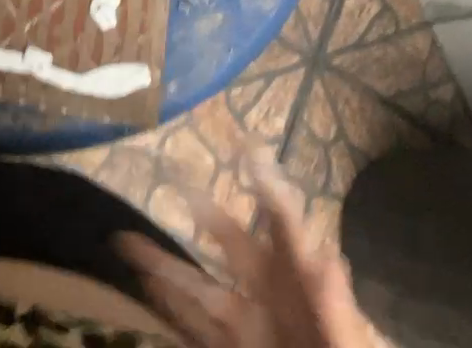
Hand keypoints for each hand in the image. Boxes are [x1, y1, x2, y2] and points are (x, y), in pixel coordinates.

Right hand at [117, 150, 377, 347]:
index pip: (282, 223)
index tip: (246, 144)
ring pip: (200, 286)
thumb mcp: (345, 339)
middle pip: (231, 244)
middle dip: (200, 210)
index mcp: (302, 283)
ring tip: (126, 239)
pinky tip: (144, 287)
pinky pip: (196, 325)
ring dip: (164, 263)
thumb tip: (325, 252)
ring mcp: (250, 324)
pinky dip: (169, 307)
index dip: (265, 184)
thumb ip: (331, 301)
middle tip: (170, 174)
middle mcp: (271, 295)